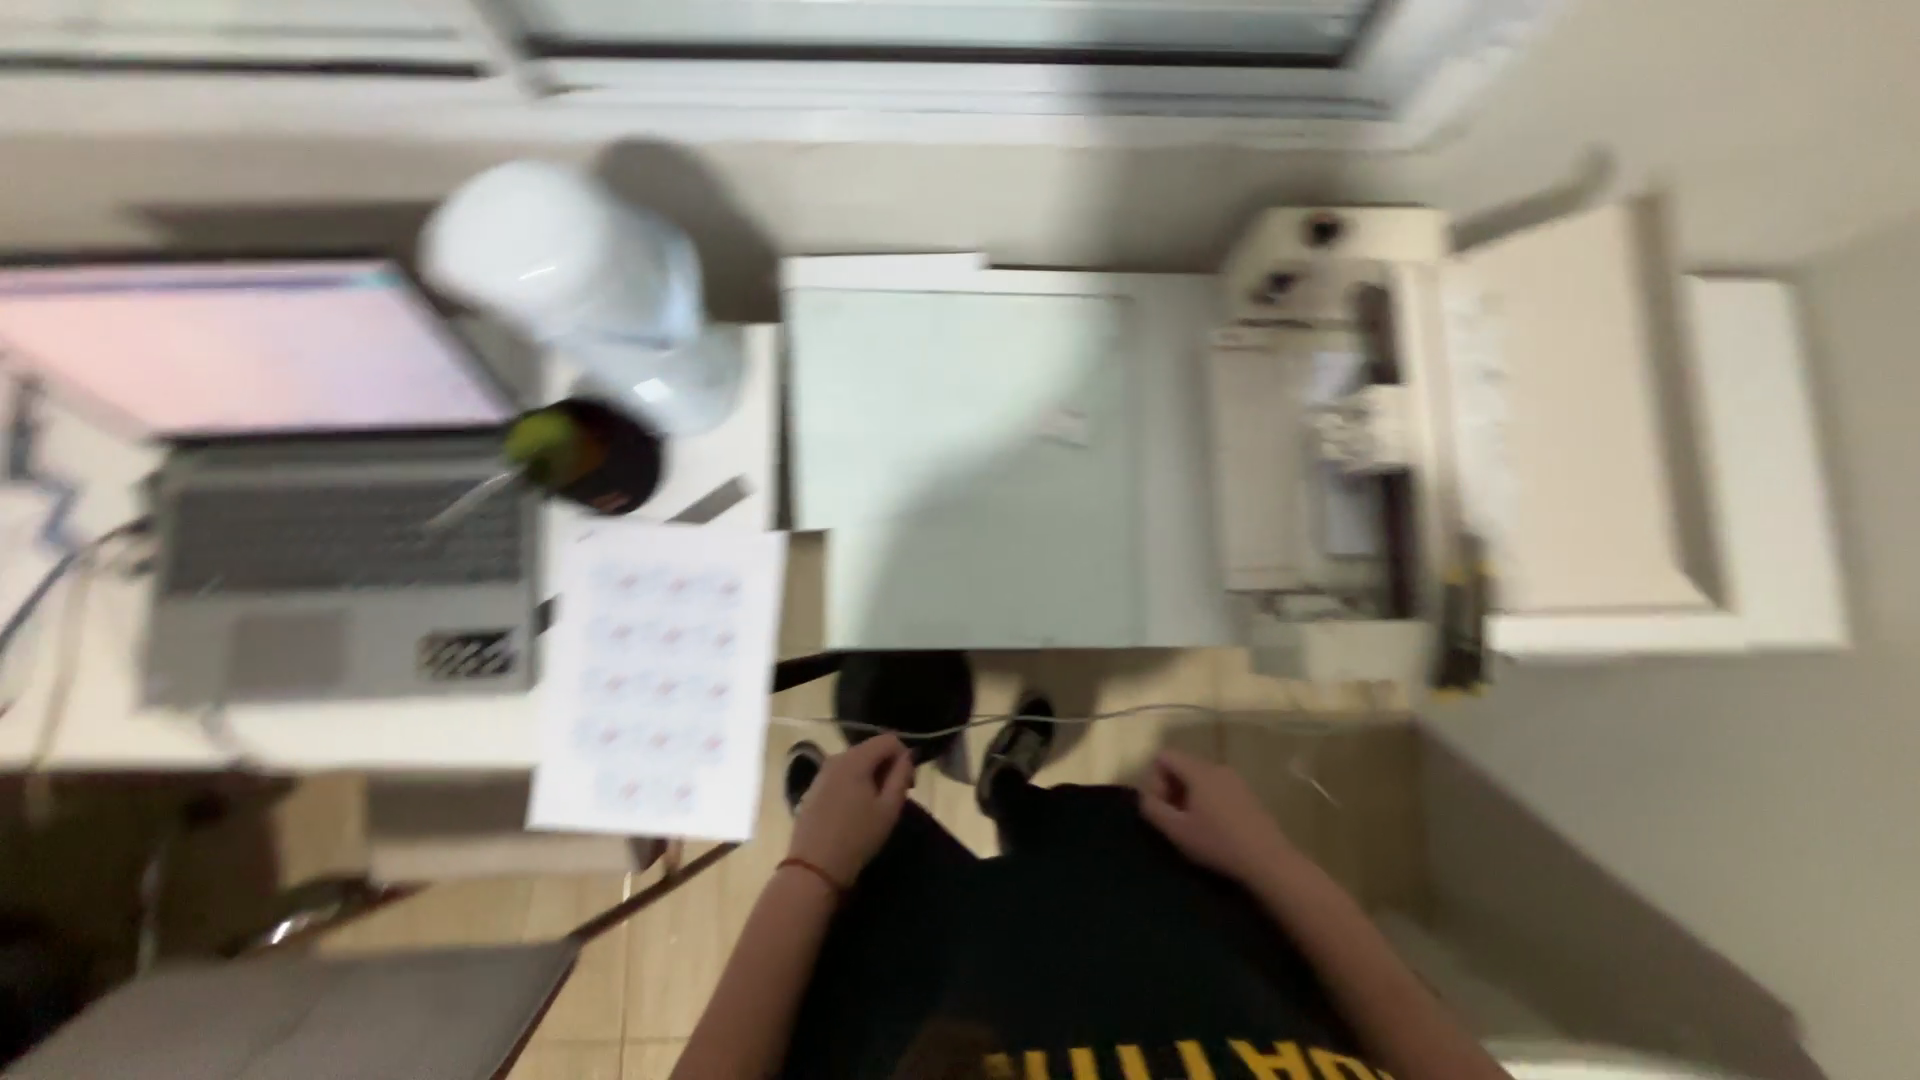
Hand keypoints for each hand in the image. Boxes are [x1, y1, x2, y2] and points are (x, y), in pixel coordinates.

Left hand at [787, 734, 914, 887]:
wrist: (813, 868)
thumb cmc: (857, 837)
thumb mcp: (888, 809)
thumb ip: (901, 776)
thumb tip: (907, 757)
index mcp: (855, 759)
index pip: (889, 740)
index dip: (904, 757)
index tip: (908, 785)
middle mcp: (836, 758)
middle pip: (870, 749)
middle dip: (887, 766)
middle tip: (894, 797)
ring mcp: (821, 773)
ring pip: (855, 763)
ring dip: (871, 776)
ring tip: (875, 806)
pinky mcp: (813, 789)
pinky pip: (841, 776)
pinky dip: (854, 784)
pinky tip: (854, 811)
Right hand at [1139, 748, 1307, 888]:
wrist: (1269, 860)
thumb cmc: (1218, 843)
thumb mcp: (1177, 830)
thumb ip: (1152, 809)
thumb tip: (1145, 796)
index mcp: (1198, 770)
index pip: (1164, 756)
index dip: (1153, 779)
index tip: (1161, 807)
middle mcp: (1217, 767)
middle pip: (1181, 764)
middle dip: (1169, 788)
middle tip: (1173, 819)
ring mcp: (1235, 779)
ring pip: (1199, 776)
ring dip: (1187, 795)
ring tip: (1192, 825)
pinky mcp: (1247, 793)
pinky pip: (1216, 786)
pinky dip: (1206, 800)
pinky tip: (1213, 827)